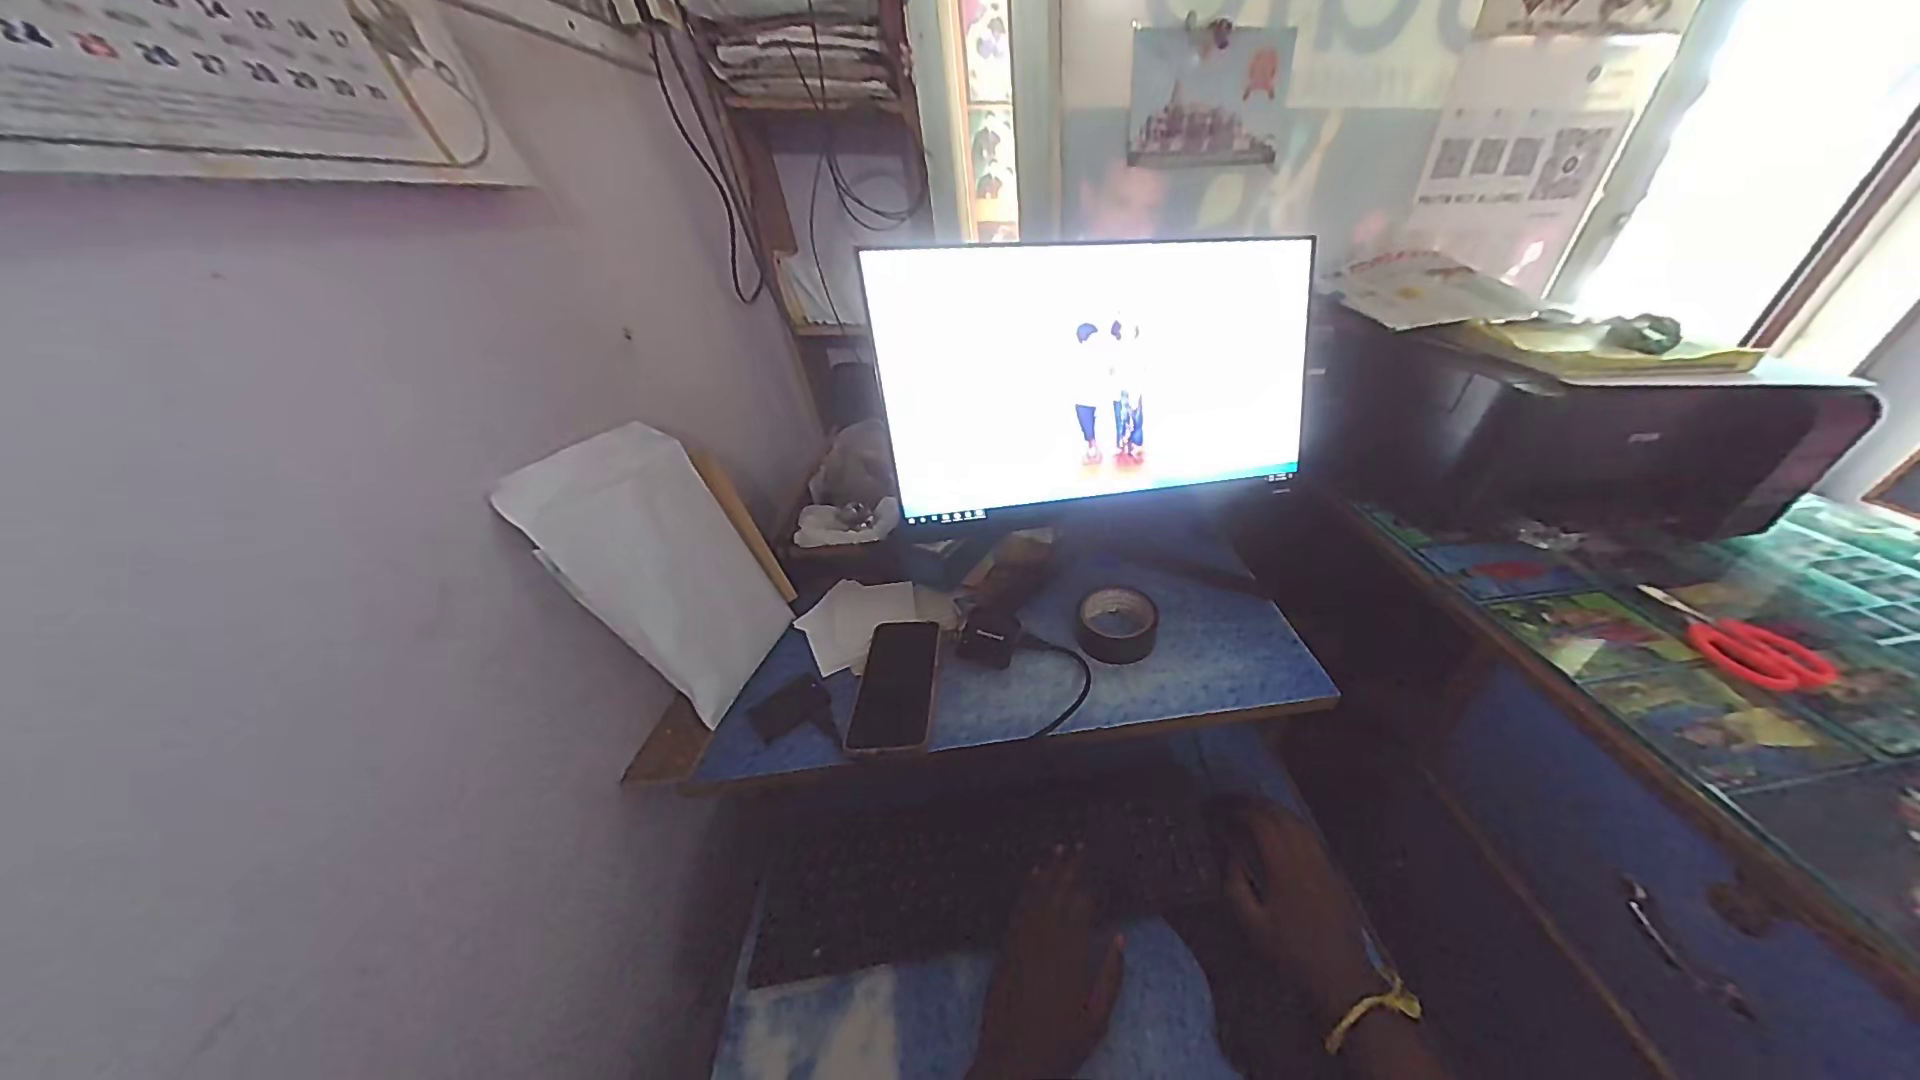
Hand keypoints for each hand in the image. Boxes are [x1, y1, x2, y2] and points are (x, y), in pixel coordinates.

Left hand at [967, 847, 1124, 1079]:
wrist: (1012, 1058)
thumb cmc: (1060, 1043)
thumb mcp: (1097, 1018)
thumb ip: (1111, 976)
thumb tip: (1120, 938)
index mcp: (1070, 951)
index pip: (1083, 906)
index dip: (1093, 886)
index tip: (1103, 870)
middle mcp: (1045, 936)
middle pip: (1060, 891)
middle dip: (1072, 866)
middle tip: (1081, 844)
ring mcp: (1023, 937)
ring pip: (1038, 893)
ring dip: (1050, 869)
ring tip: (1060, 848)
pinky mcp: (1007, 943)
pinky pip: (1020, 906)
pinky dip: (1028, 887)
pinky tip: (1034, 874)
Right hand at [1222, 803, 1378, 1018]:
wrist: (1341, 978)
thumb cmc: (1292, 953)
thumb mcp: (1252, 925)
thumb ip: (1236, 885)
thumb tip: (1232, 856)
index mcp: (1285, 868)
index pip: (1262, 823)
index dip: (1240, 810)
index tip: (1221, 810)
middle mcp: (1307, 858)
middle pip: (1281, 816)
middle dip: (1255, 804)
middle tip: (1232, 803)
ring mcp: (1324, 863)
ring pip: (1299, 823)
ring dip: (1274, 811)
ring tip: (1252, 809)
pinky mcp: (1334, 872)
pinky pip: (1310, 836)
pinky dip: (1291, 824)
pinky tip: (1279, 831)